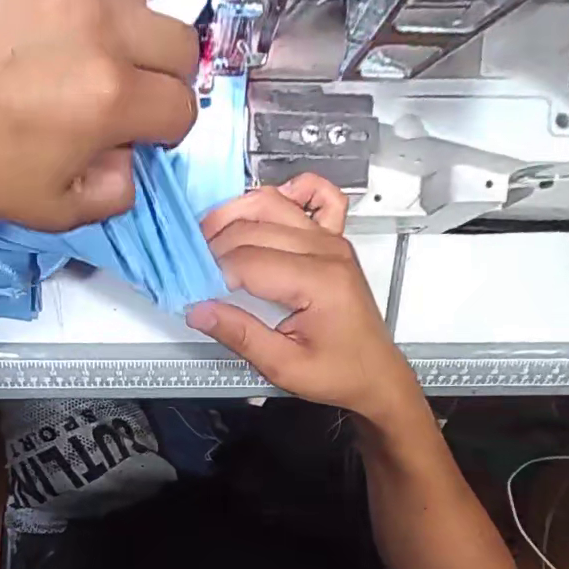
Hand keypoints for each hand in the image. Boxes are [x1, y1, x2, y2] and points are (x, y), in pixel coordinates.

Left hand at [0, 0, 199, 237]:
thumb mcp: (55, 211)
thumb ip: (117, 191)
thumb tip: (128, 156)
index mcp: (108, 96)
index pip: (183, 106)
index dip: (169, 129)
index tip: (142, 134)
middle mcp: (95, 21)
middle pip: (180, 40)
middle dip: (166, 76)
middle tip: (128, 91)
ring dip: (120, 28)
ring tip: (72, 49)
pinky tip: (32, 11)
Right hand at [187, 175, 425, 426]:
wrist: (376, 375)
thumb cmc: (340, 373)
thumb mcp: (285, 366)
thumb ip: (241, 335)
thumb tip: (199, 311)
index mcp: (319, 282)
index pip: (248, 261)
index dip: (212, 273)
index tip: (193, 290)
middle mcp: (328, 251)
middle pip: (254, 228)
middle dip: (215, 245)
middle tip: (191, 267)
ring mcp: (333, 240)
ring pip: (273, 204)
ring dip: (235, 214)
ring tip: (209, 237)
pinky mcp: (335, 241)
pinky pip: (316, 197)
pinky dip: (288, 193)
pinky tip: (264, 210)